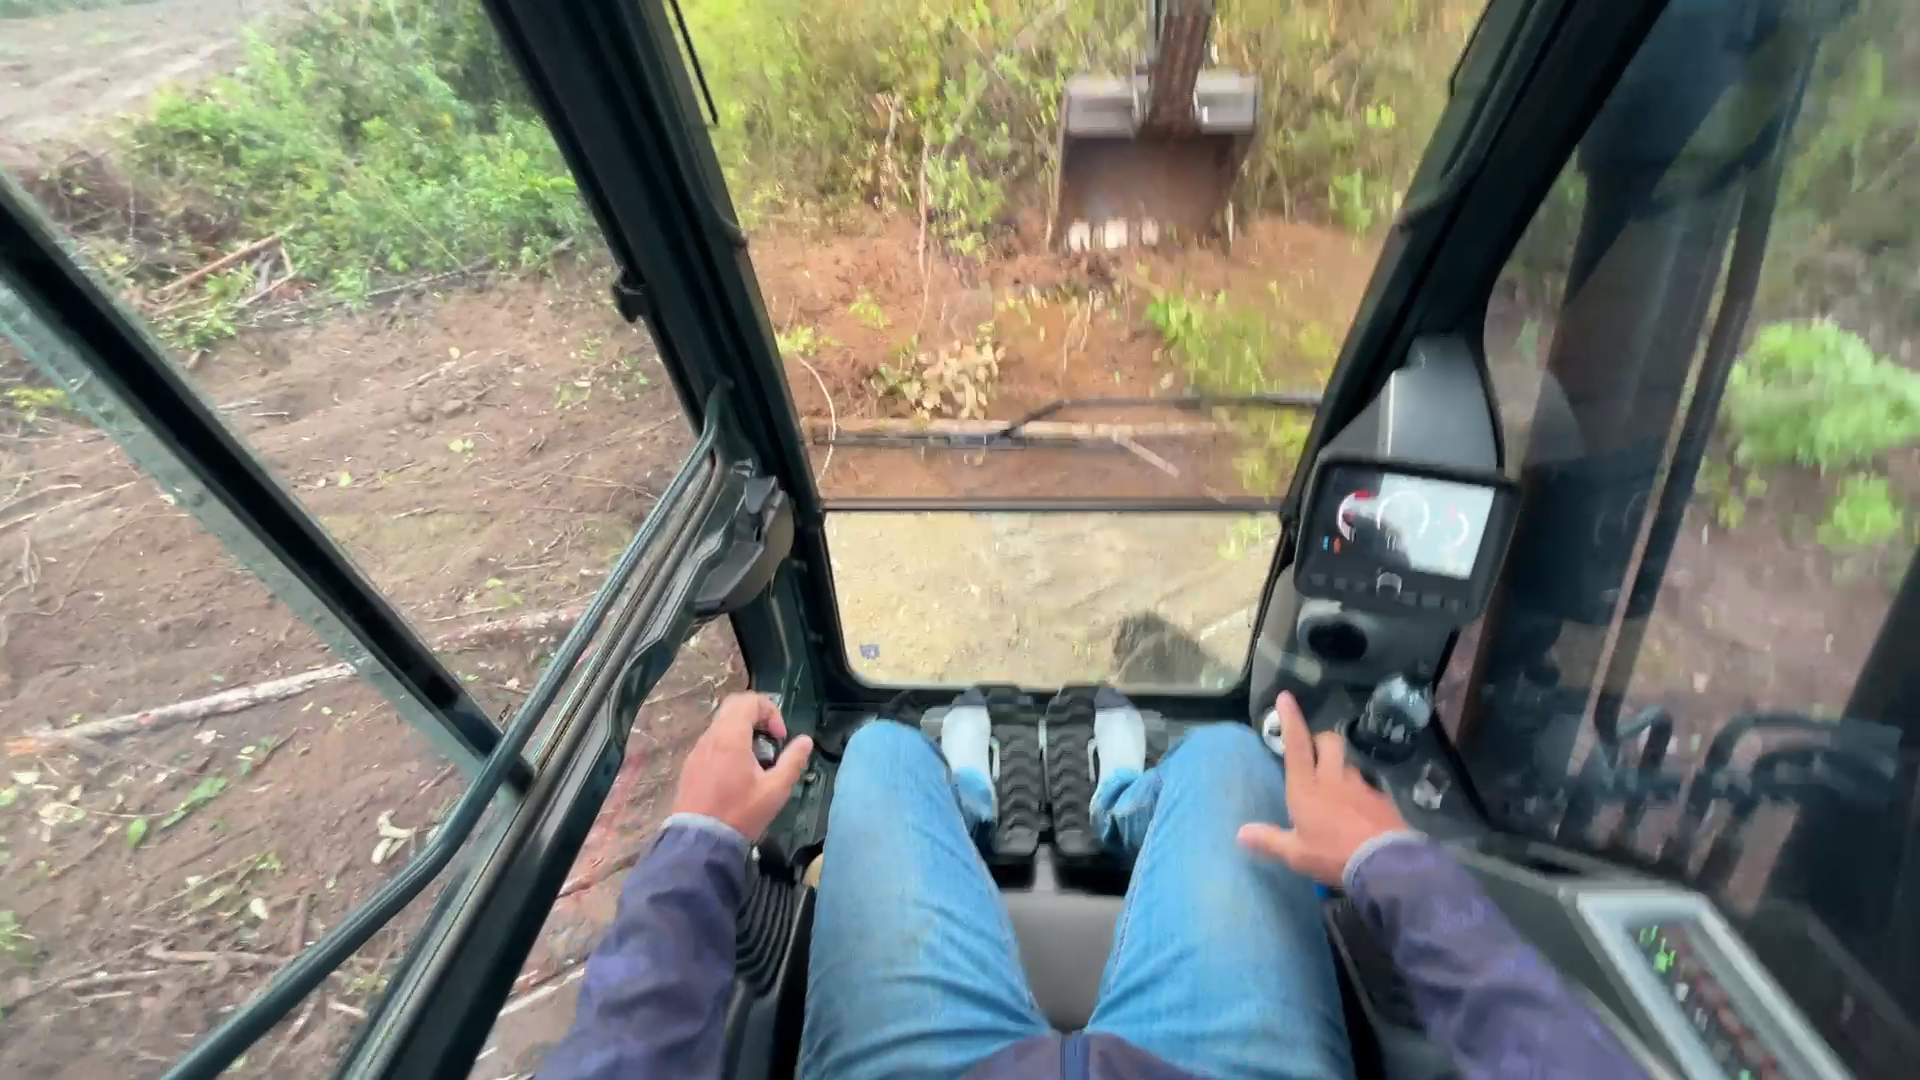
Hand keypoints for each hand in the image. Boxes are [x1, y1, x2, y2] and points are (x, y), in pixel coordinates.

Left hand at [670, 692, 813, 841]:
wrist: (699, 843)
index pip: (748, 701)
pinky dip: (729, 745)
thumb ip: (793, 761)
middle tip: (770, 739)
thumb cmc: (740, 813)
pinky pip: (712, 742)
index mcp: (730, 737)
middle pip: (733, 706)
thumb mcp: (775, 790)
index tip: (779, 737)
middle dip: (757, 716)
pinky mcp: (690, 766)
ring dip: (743, 731)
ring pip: (721, 724)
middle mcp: (710, 738)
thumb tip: (805, 740)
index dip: (770, 711)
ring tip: (756, 760)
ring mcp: (697, 751)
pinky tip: (737, 773)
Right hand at [1237, 691, 1411, 885]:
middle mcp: (1333, 779)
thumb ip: (1269, 840)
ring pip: (1349, 763)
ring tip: (1337, 787)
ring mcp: (1361, 787)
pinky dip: (1360, 793)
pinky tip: (1359, 812)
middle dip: (1320, 740)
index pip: (1296, 745)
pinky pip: (1368, 787)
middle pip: (1329, 742)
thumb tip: (1240, 834)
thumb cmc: (1333, 854)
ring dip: (1341, 767)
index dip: (1291, 719)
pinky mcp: (1383, 801)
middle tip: (1314, 751)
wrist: (1387, 865)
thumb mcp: (1296, 853)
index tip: (1285, 697)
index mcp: (1306, 786)